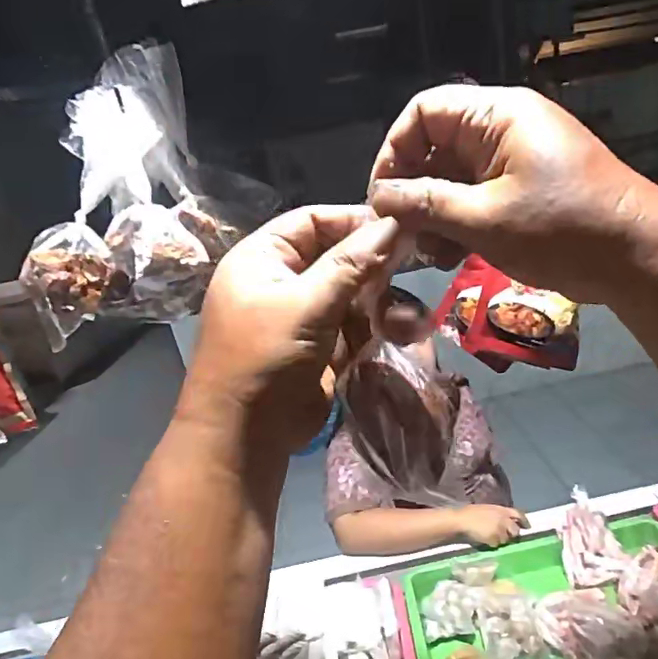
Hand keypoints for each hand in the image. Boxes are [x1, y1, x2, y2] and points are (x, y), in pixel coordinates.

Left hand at [181, 206, 400, 452]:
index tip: (400, 227)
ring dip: (384, 305)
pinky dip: (379, 329)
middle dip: (376, 270)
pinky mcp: (323, 348)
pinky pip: (357, 327)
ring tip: (410, 321)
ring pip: (354, 296)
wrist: (245, 437)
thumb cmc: (265, 358)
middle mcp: (284, 282)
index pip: (313, 221)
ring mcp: (305, 317)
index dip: (355, 221)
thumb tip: (394, 221)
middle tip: (412, 272)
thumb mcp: (307, 305)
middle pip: (340, 259)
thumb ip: (353, 264)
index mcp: (263, 258)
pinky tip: (406, 335)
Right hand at [367, 85, 657, 304]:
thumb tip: (378, 197)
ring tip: (431, 255)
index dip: (394, 152)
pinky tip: (452, 256)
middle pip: (436, 147)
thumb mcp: (485, 218)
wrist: (637, 257)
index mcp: (497, 116)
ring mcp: (516, 161)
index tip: (382, 199)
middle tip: (405, 237)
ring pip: (454, 178)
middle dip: (414, 192)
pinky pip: (477, 198)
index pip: (423, 112)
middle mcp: (504, 129)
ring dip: (435, 215)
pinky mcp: (525, 191)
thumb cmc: (562, 229)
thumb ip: (426, 204)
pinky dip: (459, 224)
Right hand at [454, 504, 525, 546]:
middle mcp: (504, 519)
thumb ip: (498, 515)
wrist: (460, 521)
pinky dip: (492, 544)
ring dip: (501, 539)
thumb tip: (506, 520)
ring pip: (506, 539)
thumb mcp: (486, 509)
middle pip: (515, 530)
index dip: (523, 521)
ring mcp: (500, 530)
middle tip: (505, 535)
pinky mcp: (495, 540)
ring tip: (490, 536)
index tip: (527, 526)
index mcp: (501, 509)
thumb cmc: (469, 513)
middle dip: (512, 533)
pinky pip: (497, 544)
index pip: (518, 514)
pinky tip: (484, 540)